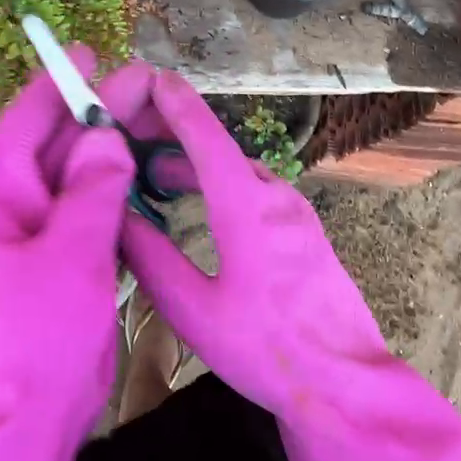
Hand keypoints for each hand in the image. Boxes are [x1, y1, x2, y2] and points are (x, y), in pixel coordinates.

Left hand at [0, 49, 154, 425]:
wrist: (34, 414)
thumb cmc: (39, 333)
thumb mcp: (69, 255)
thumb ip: (91, 191)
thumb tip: (105, 136)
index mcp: (2, 201)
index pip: (23, 127)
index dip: (52, 86)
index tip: (83, 52)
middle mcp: (21, 208)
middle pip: (59, 143)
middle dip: (96, 109)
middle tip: (142, 77)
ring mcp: (47, 233)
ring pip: (81, 173)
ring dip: (112, 143)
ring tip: (152, 112)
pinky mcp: (72, 256)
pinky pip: (96, 205)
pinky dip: (120, 183)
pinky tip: (146, 166)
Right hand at [120, 72, 390, 414]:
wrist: (344, 381)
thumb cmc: (266, 348)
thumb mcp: (194, 311)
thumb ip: (151, 259)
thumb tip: (116, 218)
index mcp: (246, 207)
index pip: (207, 139)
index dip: (178, 105)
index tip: (155, 78)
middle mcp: (275, 196)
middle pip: (220, 150)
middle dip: (177, 135)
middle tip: (135, 135)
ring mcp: (294, 211)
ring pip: (238, 171)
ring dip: (197, 164)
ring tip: (156, 175)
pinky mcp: (303, 229)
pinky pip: (255, 190)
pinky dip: (221, 184)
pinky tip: (200, 205)